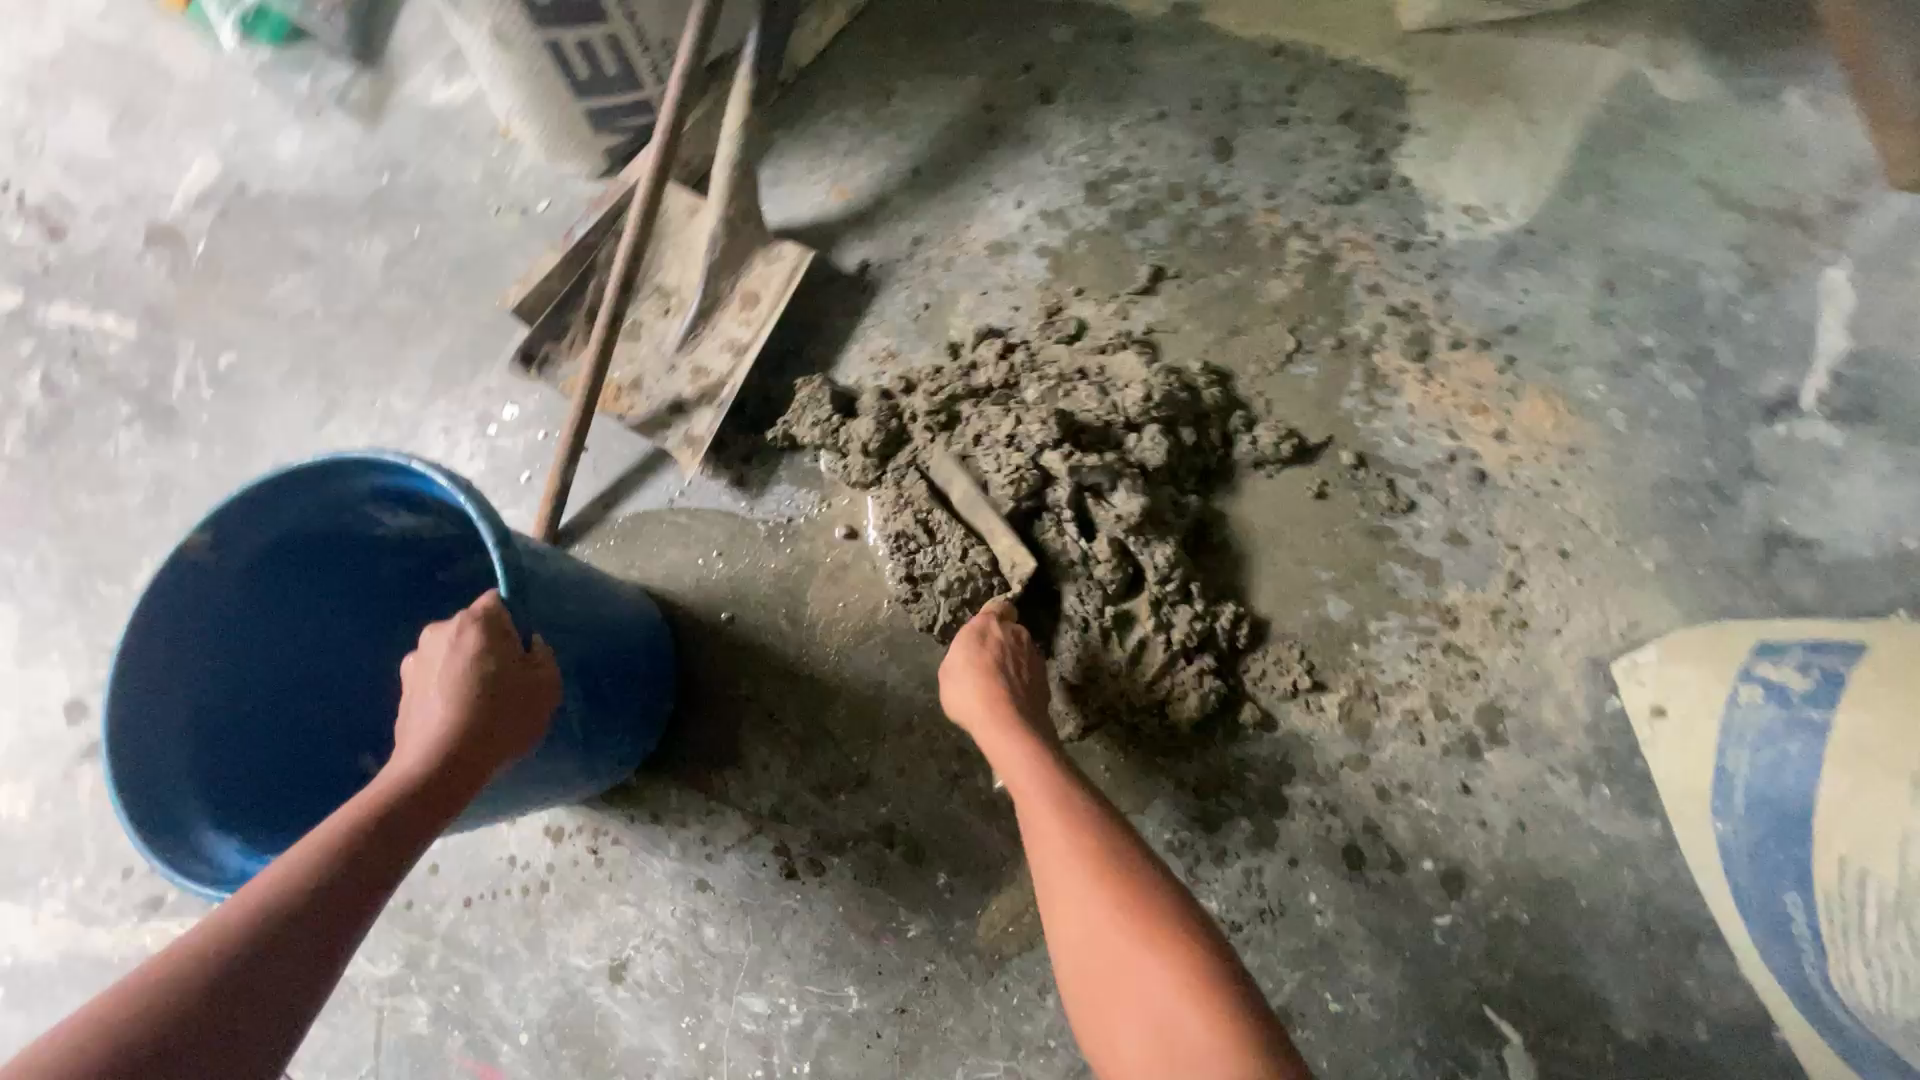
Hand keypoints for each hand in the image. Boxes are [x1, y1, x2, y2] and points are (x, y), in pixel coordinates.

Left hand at [387, 590, 560, 796]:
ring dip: (467, 667)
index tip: (524, 652)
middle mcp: (440, 629)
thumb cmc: (501, 718)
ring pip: (454, 651)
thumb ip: (542, 655)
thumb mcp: (546, 685)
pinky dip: (448, 687)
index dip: (517, 622)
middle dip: (492, 645)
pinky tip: (460, 716)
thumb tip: (527, 646)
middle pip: (476, 627)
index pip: (500, 600)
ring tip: (481, 703)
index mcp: (478, 621)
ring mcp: (416, 658)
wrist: (440, 766)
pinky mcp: (401, 687)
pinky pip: (436, 676)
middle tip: (508, 679)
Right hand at [939, 599, 1052, 751]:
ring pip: (1023, 651)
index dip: (995, 617)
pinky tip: (1015, 698)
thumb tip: (972, 655)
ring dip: (1015, 662)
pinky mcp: (1045, 676)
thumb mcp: (948, 672)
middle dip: (1004, 642)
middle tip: (990, 665)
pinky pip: (1031, 672)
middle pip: (1011, 631)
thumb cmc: (968, 692)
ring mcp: (1034, 653)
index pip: (999, 606)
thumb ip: (963, 654)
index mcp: (987, 624)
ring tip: (1003, 686)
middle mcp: (1015, 632)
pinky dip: (1025, 680)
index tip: (986, 633)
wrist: (1007, 722)